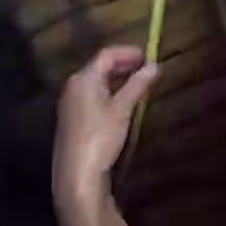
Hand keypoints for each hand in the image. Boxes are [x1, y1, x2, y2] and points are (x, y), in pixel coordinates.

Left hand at [54, 46, 158, 214]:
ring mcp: (71, 102)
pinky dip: (110, 89)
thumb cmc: (100, 136)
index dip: (128, 52)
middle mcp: (73, 86)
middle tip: (146, 67)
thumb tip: (154, 65)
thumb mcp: (123, 108)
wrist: (78, 173)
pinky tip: (122, 99)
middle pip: (99, 66)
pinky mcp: (73, 116)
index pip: (106, 55)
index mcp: (83, 79)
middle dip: (123, 63)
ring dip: (118, 77)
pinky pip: (92, 93)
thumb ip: (138, 84)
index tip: (148, 55)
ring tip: (139, 81)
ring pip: (96, 80)